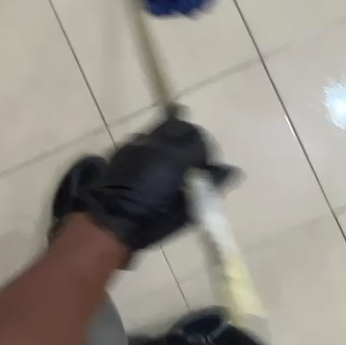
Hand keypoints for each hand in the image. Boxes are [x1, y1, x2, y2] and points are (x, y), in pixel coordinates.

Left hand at [75, 115, 218, 252]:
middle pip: (176, 124)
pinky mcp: (121, 149)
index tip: (202, 162)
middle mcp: (157, 142)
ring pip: (156, 131)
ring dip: (164, 140)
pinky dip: (148, 148)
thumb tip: (232, 170)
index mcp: (178, 154)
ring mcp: (136, 143)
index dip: (202, 147)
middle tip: (186, 155)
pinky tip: (147, 167)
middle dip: (184, 135)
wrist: (113, 221)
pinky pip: (140, 141)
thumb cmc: (156, 218)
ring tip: (165, 162)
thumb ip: (210, 183)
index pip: (197, 136)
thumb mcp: (189, 206)